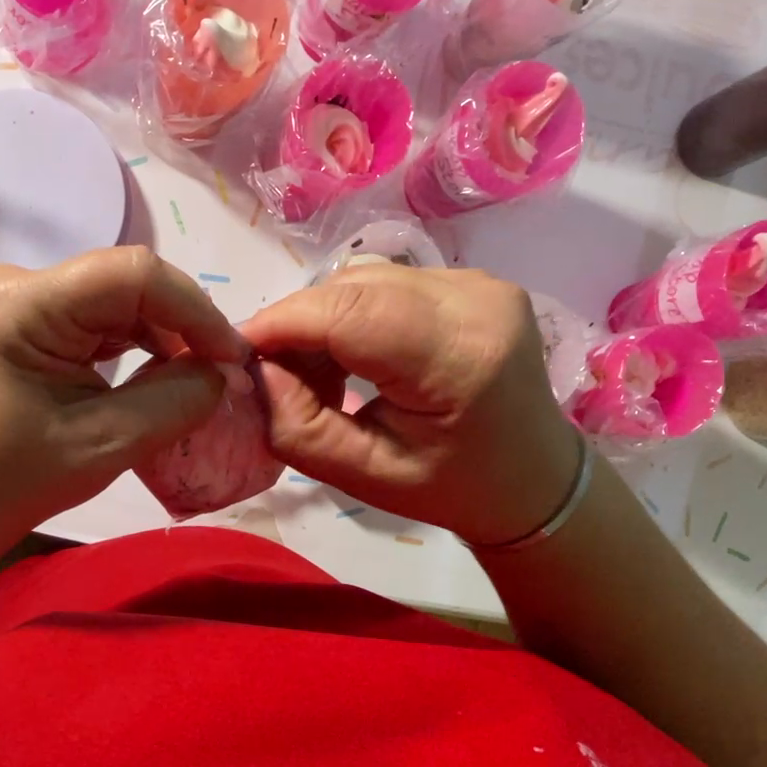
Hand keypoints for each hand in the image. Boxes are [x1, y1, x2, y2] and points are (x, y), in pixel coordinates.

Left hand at [0, 246, 250, 570]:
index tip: (233, 357)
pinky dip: (138, 344)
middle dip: (182, 323)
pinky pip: (99, 317)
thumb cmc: (19, 481)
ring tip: (199, 376)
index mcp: (23, 304)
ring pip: (118, 297)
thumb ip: (176, 400)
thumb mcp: (107, 444)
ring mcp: (23, 299)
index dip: (194, 309)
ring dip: (164, 334)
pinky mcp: (31, 319)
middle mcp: (19, 283)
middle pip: (126, 281)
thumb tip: (225, 370)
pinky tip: (163, 372)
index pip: (131, 274)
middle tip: (224, 370)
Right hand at [241, 264, 580, 545]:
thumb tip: (254, 369)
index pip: (347, 311)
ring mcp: (478, 282)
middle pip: (351, 287)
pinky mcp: (471, 279)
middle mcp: (474, 300)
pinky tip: (352, 356)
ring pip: (363, 278)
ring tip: (317, 373)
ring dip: (321, 319)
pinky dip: (350, 314)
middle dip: (296, 325)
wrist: (532, 477)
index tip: (234, 354)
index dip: (280, 324)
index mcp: (457, 356)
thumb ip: (298, 425)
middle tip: (274, 375)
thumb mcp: (362, 476)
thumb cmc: (449, 488)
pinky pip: (385, 282)